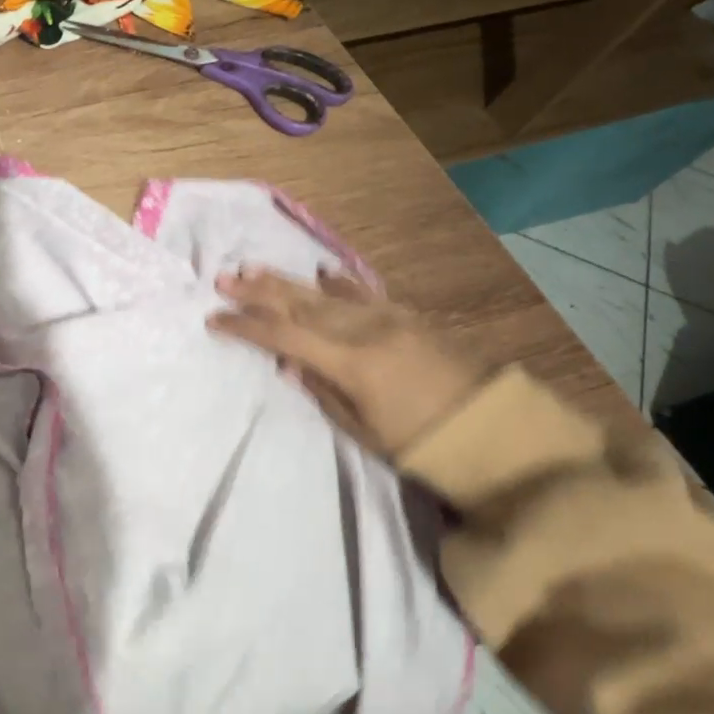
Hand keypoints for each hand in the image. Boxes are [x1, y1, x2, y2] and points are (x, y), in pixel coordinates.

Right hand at [207, 268, 492, 457]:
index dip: (246, 326)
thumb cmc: (423, 443)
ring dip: (288, 283)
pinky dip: (339, 284)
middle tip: (224, 278)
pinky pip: (365, 295)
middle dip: (259, 292)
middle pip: (302, 306)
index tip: (214, 318)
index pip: (284, 336)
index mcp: (350, 361)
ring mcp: (390, 320)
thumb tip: (289, 364)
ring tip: (255, 270)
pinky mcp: (410, 319)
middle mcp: (366, 330)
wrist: (498, 430)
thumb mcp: (363, 429)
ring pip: (327, 296)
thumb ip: (322, 392)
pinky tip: (323, 274)